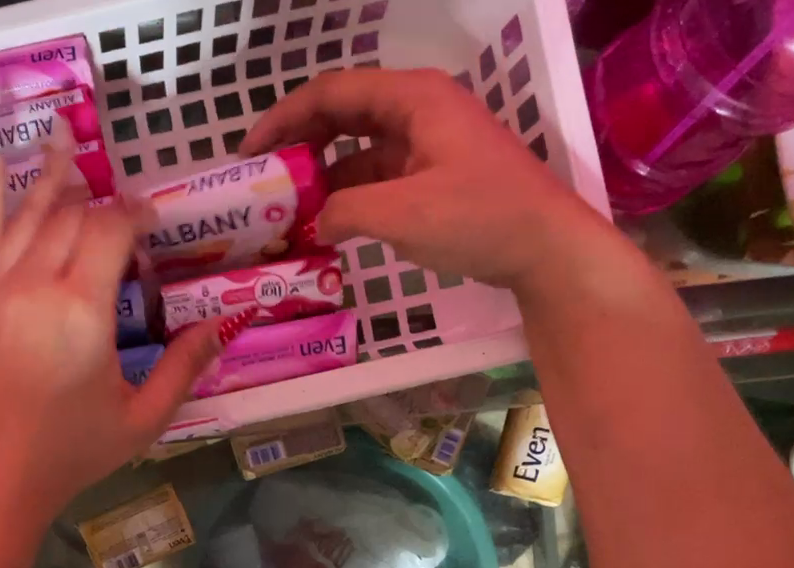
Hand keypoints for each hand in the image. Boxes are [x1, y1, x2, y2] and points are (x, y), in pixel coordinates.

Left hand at [0, 142, 235, 525]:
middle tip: (124, 205)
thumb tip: (224, 324)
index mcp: (81, 313)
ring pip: (26, 216)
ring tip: (64, 138)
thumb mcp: (142, 419)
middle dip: (101, 202)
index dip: (136, 214)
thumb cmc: (74, 454)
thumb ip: (183, 368)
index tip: (154, 216)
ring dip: (50, 178)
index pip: (111, 232)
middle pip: (71, 218)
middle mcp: (34, 288)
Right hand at [240, 69, 618, 292]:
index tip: (248, 154)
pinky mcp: (431, 176)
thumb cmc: (479, 218)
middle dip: (298, 144)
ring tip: (285, 208)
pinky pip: (375, 177)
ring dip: (320, 175)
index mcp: (413, 99)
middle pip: (341, 115)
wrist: (545, 248)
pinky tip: (324, 224)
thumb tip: (315, 223)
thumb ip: (343, 211)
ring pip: (356, 149)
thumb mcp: (401, 214)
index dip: (283, 118)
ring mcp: (426, 143)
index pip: (332, 92)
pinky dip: (346, 196)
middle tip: (262, 180)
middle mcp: (417, 110)